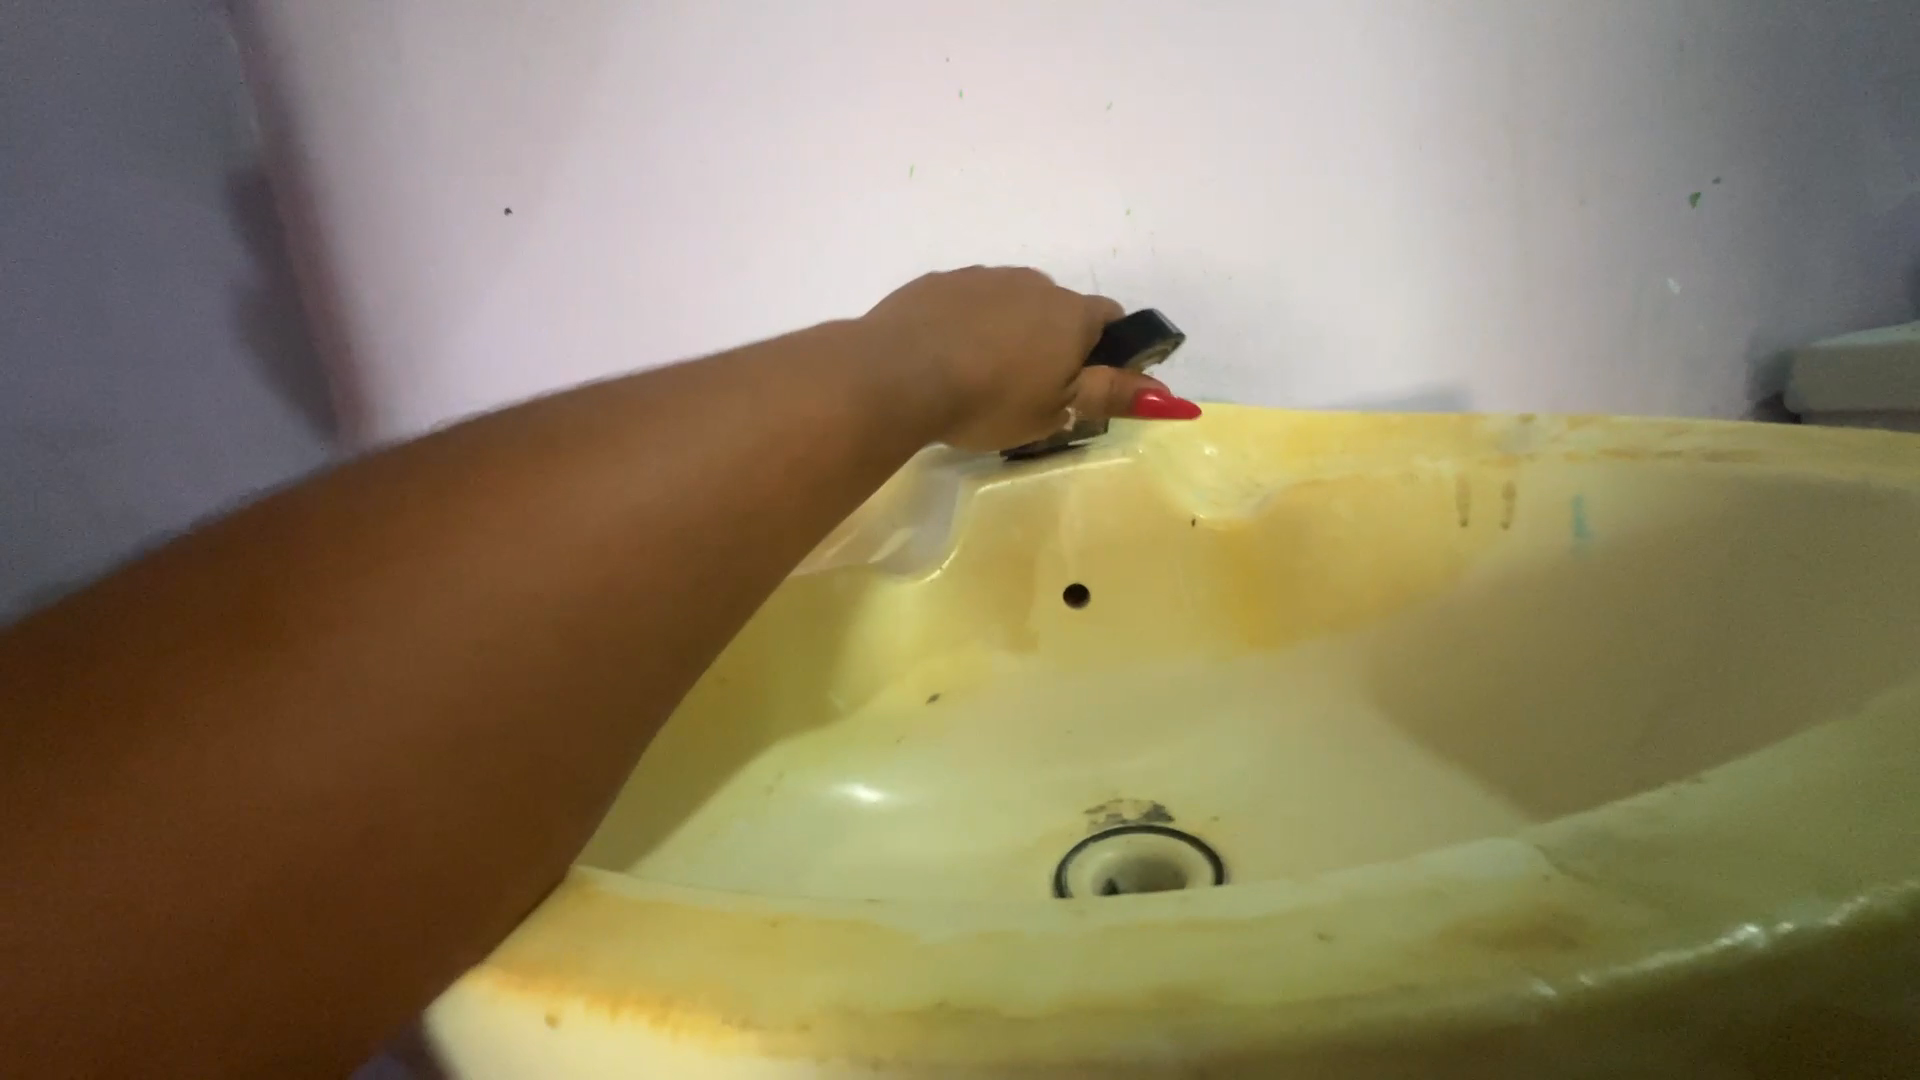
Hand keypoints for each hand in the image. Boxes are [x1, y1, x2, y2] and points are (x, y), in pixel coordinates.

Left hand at [859, 266, 1198, 451]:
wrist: (899, 375)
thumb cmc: (990, 400)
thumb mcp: (1058, 410)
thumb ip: (1111, 396)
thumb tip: (1169, 395)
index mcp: (1069, 314)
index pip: (1110, 320)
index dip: (1106, 351)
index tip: (1084, 383)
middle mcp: (1031, 283)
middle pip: (1058, 310)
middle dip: (1053, 342)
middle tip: (1026, 390)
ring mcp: (980, 277)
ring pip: (1010, 304)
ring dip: (1008, 331)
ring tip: (979, 376)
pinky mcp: (937, 283)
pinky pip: (966, 303)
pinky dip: (966, 326)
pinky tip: (945, 358)